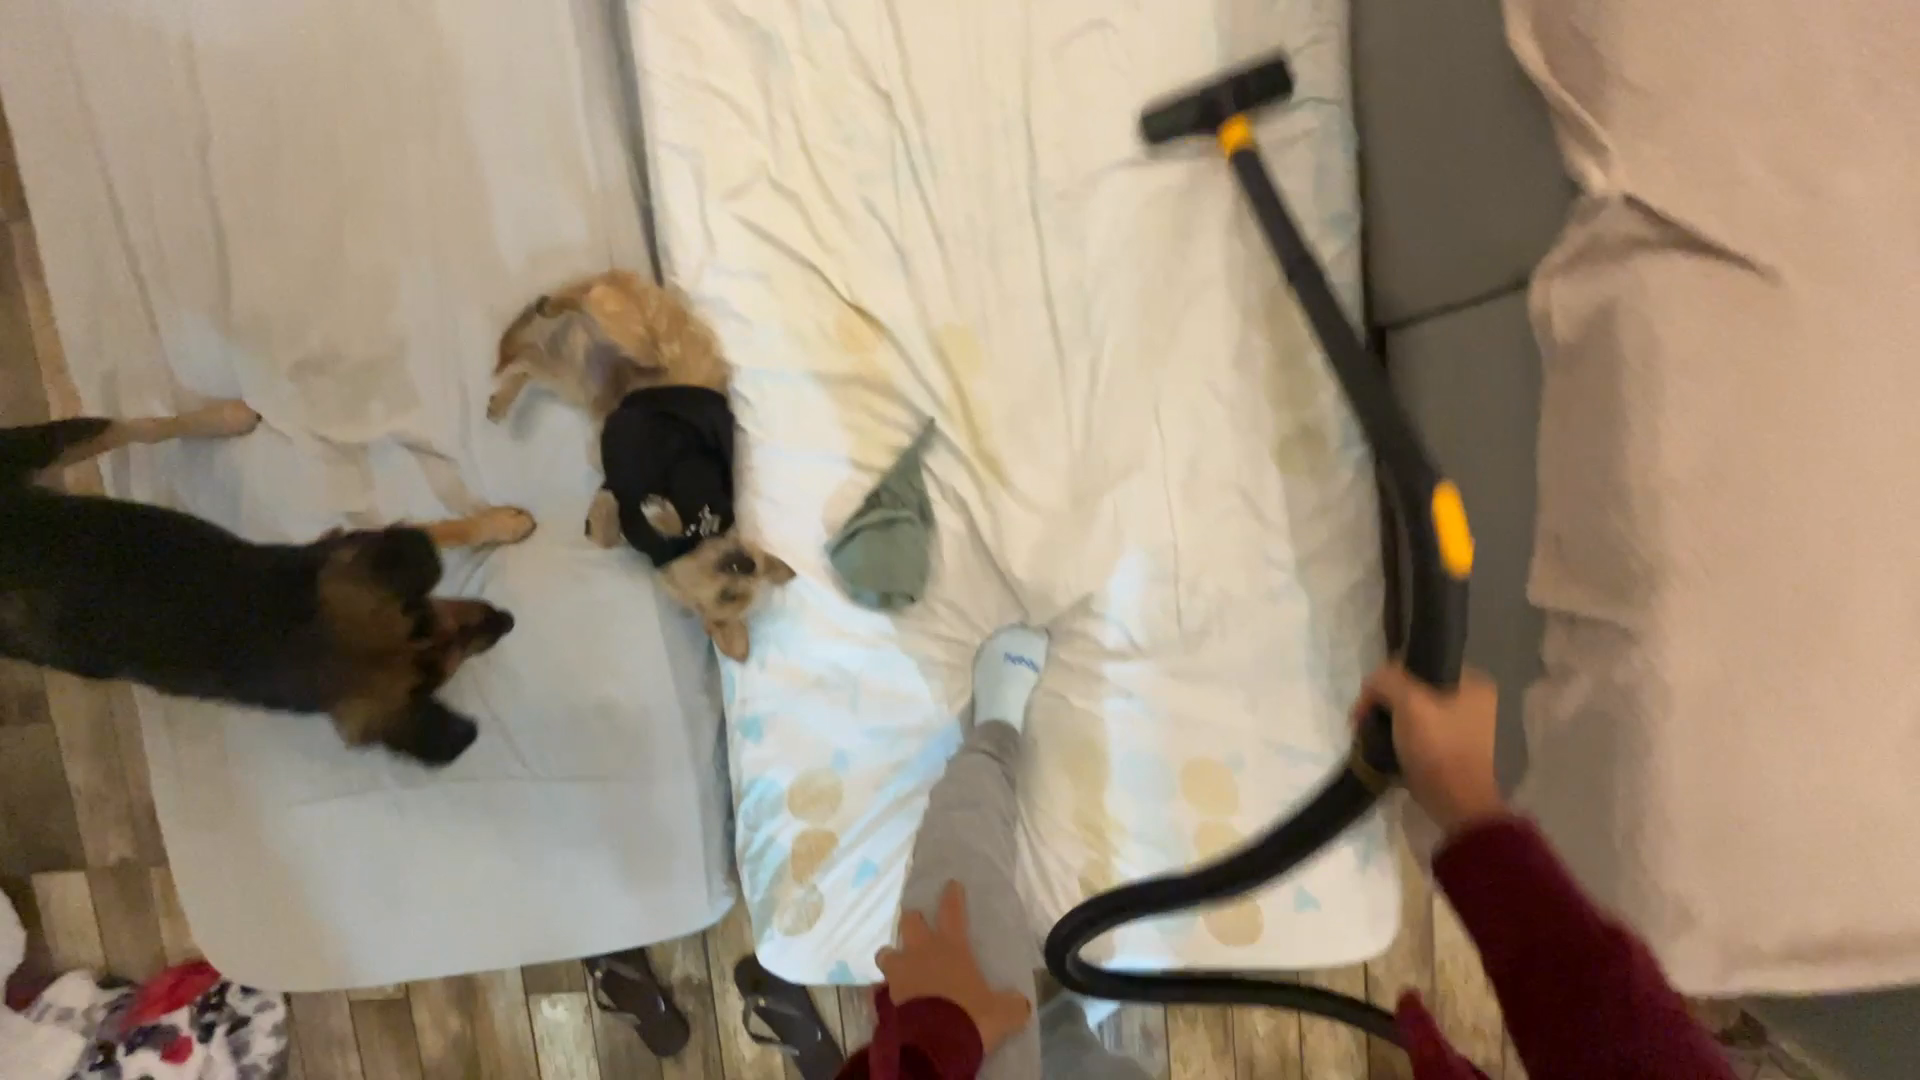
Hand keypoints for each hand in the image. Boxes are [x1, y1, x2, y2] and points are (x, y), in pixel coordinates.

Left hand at [876, 881, 1032, 1055]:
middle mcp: (923, 950)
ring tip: (898, 964)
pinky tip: (891, 997)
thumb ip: (1011, 1003)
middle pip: (910, 921)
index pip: (952, 910)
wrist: (936, 1044)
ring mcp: (901, 971)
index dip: (952, 895)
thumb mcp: (1000, 1012)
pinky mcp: (887, 995)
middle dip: (913, 920)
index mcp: (951, 946)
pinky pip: (881, 987)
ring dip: (892, 955)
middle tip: (918, 927)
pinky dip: (885, 990)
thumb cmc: (970, 1015)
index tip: (951, 884)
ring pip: (887, 952)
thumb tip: (1020, 1002)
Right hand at [1351, 664, 1505, 834]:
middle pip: (1411, 685)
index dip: (1387, 677)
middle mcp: (1473, 699)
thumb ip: (1386, 679)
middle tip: (1362, 718)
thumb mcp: (1408, 703)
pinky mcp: (1450, 746)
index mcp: (1473, 682)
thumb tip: (1373, 683)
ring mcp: (1462, 724)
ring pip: (1411, 707)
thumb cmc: (1437, 748)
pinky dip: (1397, 733)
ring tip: (1367, 732)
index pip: (1417, 662)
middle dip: (1382, 700)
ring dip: (1386, 717)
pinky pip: (1416, 727)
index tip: (1369, 699)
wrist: (1456, 804)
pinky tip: (1383, 743)